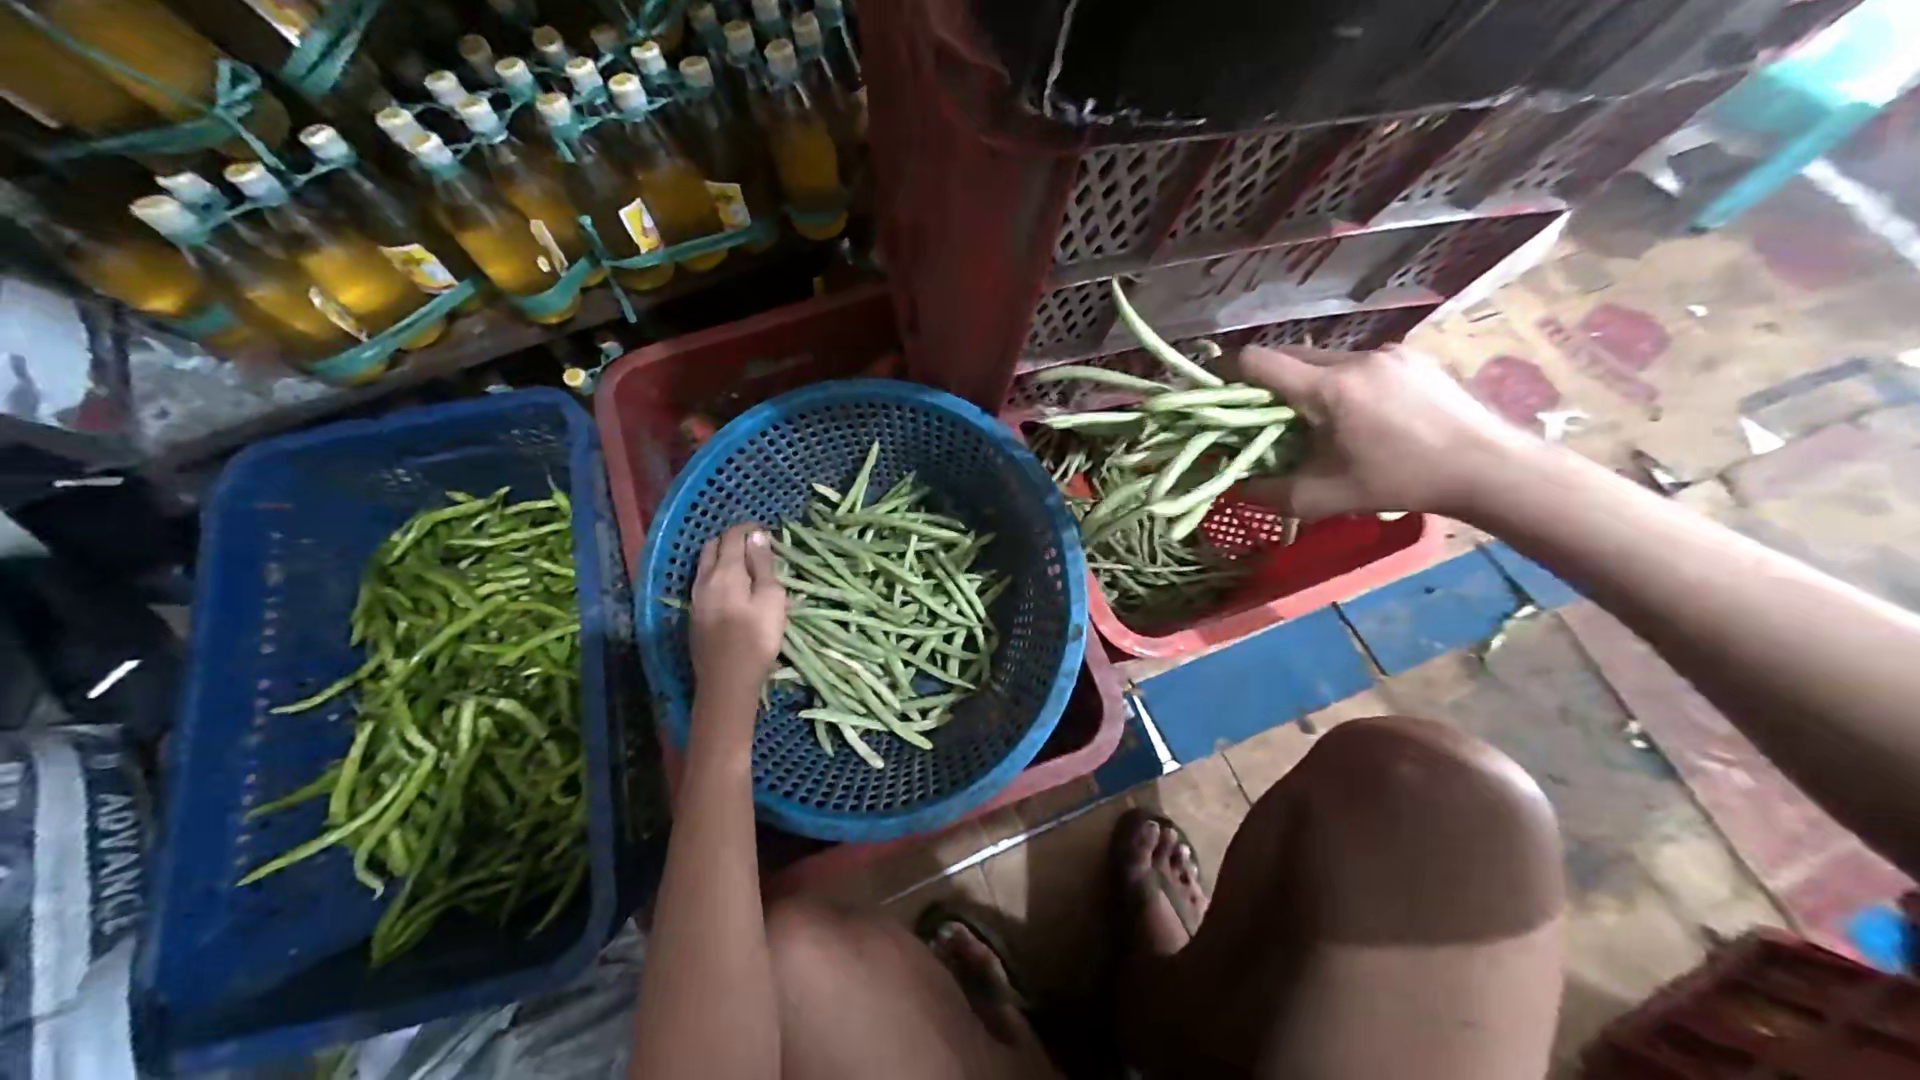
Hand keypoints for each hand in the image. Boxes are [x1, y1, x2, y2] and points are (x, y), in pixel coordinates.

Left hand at [691, 524, 786, 703]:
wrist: (726, 680)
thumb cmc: (757, 638)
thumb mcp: (771, 598)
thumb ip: (763, 565)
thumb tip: (756, 536)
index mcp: (725, 572)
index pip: (732, 537)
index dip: (748, 529)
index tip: (765, 531)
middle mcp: (704, 579)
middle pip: (713, 546)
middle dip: (732, 539)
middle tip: (754, 546)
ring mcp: (696, 598)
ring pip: (705, 565)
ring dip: (723, 557)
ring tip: (746, 566)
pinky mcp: (694, 614)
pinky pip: (704, 582)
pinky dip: (718, 575)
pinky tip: (733, 588)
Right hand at [1236, 344, 1534, 518]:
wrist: (1488, 466)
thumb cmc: (1401, 482)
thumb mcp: (1324, 497)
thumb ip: (1269, 492)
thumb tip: (1235, 485)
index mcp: (1328, 390)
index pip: (1259, 361)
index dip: (1228, 371)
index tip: (1214, 387)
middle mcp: (1354, 359)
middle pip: (1290, 356)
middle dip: (1267, 381)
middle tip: (1261, 413)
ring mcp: (1387, 353)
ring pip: (1324, 359)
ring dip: (1306, 382)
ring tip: (1315, 417)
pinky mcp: (1411, 356)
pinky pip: (1357, 363)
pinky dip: (1341, 382)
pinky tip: (1359, 412)